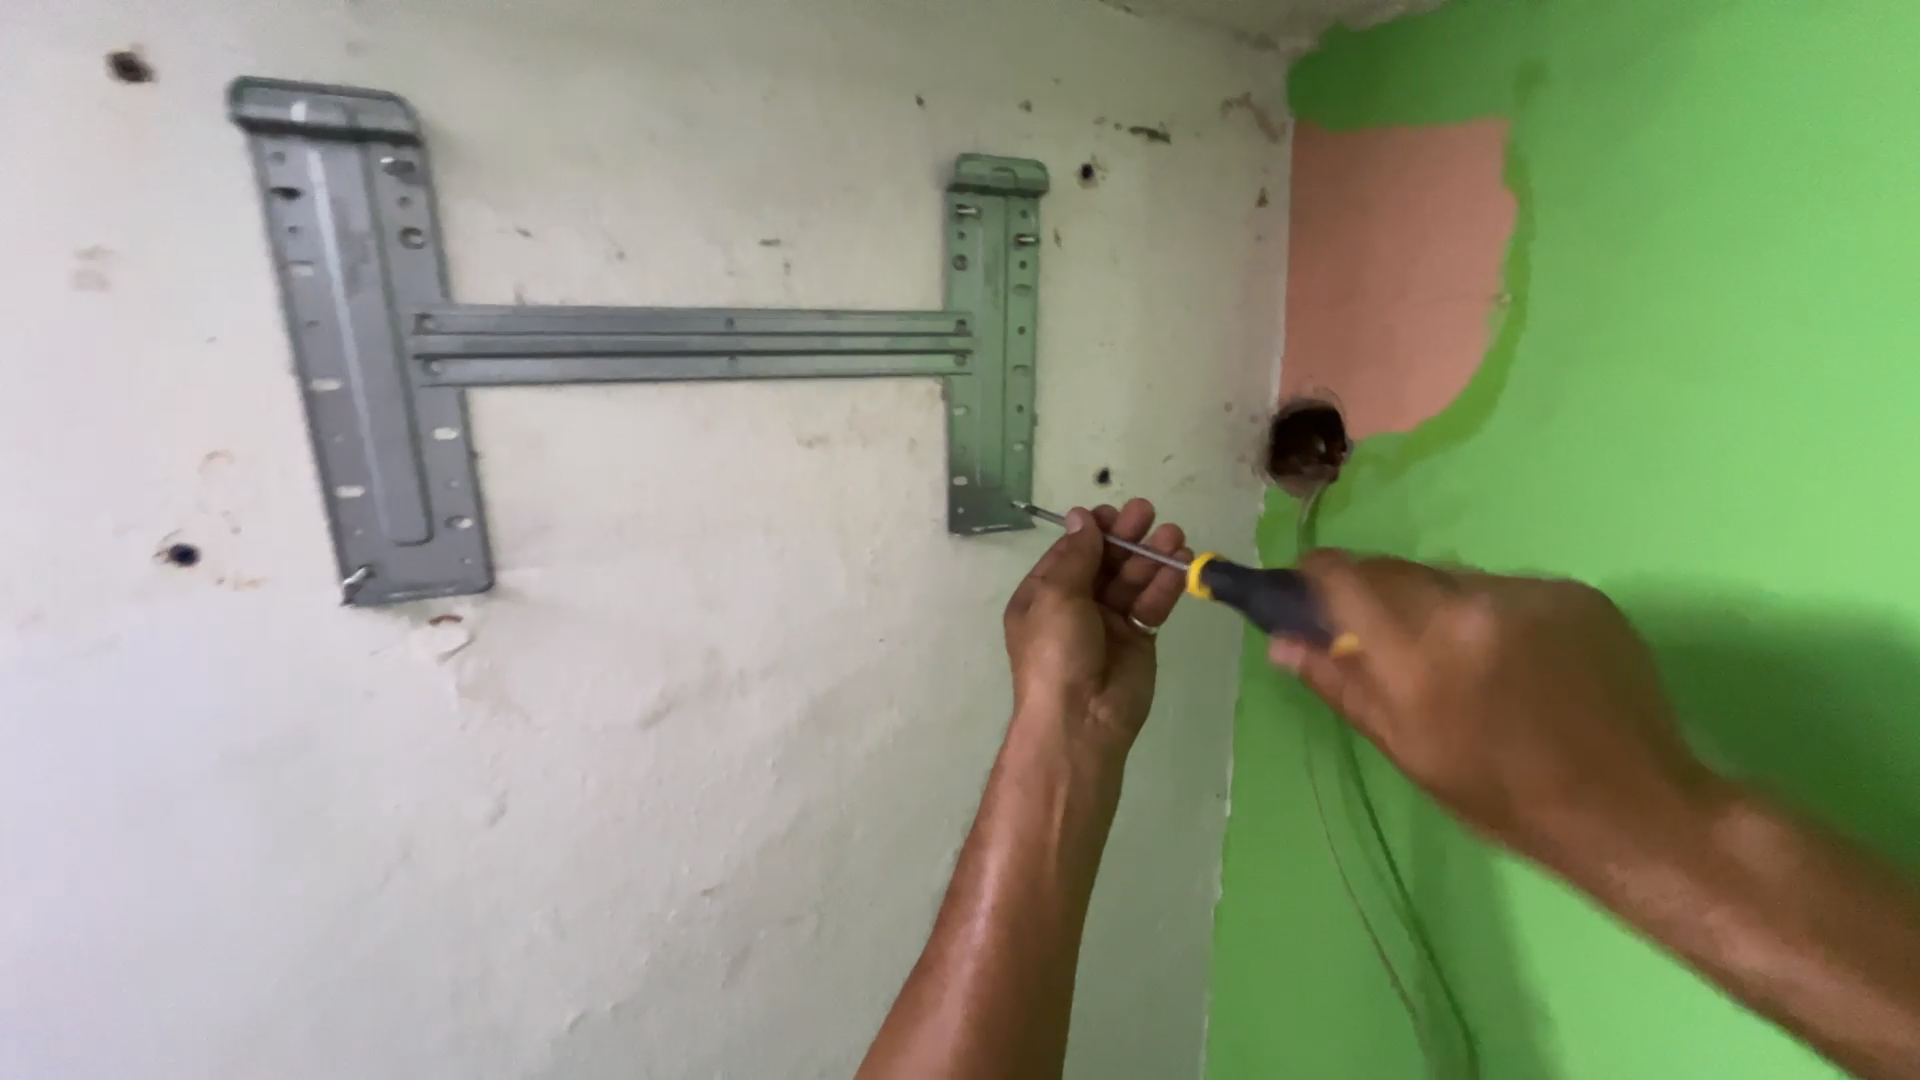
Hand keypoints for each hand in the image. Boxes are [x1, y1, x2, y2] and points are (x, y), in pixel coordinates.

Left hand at [1003, 499, 1190, 752]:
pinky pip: (1151, 605)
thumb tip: (1081, 517)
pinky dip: (1165, 586)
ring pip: (1131, 580)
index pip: (1070, 553)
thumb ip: (1076, 555)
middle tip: (1148, 512)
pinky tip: (1181, 565)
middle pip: (1103, 562)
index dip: (1092, 531)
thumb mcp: (1056, 596)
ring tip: (1174, 535)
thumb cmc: (1056, 652)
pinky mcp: (1137, 639)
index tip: (1113, 512)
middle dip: (1125, 538)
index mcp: (1042, 595)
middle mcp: (1073, 606)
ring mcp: (1107, 623)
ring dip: (1151, 557)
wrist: (1080, 718)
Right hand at [1269, 551, 1716, 865]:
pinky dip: (1488, 612)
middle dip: (1374, 593)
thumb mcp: (1402, 745)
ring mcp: (1528, 593)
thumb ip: (1338, 682)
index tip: (1307, 589)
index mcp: (1419, 649)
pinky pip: (1503, 587)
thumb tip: (1279, 640)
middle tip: (1380, 634)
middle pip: (1394, 569)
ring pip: (1449, 576)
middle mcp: (1470, 604)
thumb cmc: (1498, 792)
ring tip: (1458, 656)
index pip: (1344, 575)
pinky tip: (1513, 657)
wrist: (1633, 810)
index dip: (1316, 574)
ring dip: (1433, 602)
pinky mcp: (1574, 593)